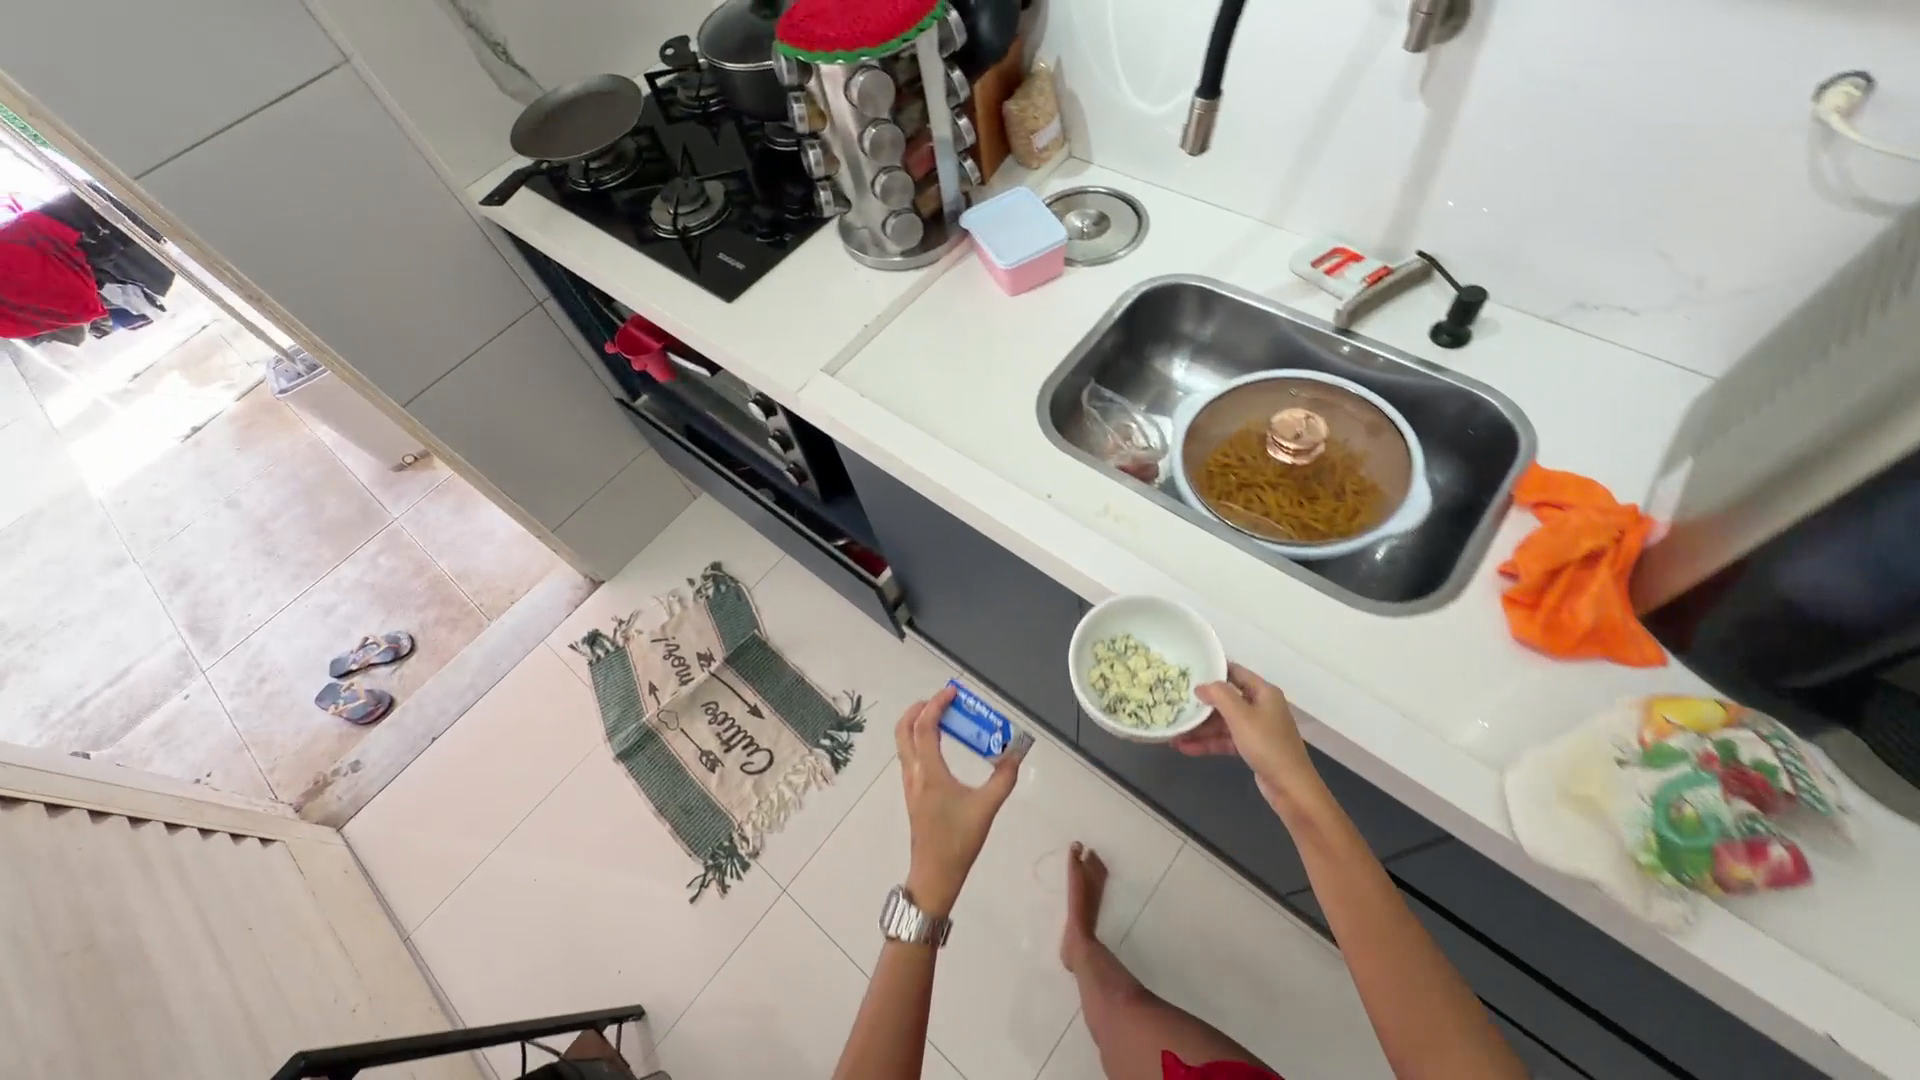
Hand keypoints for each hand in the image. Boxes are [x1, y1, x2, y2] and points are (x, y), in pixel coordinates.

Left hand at [896, 686, 1024, 916]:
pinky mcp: (913, 793)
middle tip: (943, 701)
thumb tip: (1016, 753)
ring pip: (904, 743)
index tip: (952, 692)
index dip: (936, 705)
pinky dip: (921, 741)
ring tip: (945, 720)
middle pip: (904, 729)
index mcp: (928, 772)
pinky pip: (910, 756)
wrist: (934, 874)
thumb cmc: (958, 840)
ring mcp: (910, 784)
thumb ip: (1003, 778)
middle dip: (919, 709)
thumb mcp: (987, 808)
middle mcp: (913, 773)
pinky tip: (942, 747)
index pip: (924, 727)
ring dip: (919, 724)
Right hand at [1173, 663, 1317, 804]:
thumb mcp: (1241, 716)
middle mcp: (1260, 706)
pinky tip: (1186, 748)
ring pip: (1222, 722)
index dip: (1212, 670)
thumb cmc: (1267, 744)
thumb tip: (1201, 686)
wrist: (1291, 787)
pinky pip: (1225, 739)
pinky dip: (1208, 743)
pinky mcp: (1251, 747)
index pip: (1234, 672)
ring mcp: (1256, 728)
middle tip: (1175, 706)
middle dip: (1200, 706)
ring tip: (1173, 735)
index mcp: (1263, 692)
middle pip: (1225, 700)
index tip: (1187, 672)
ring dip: (1200, 729)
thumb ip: (1219, 696)